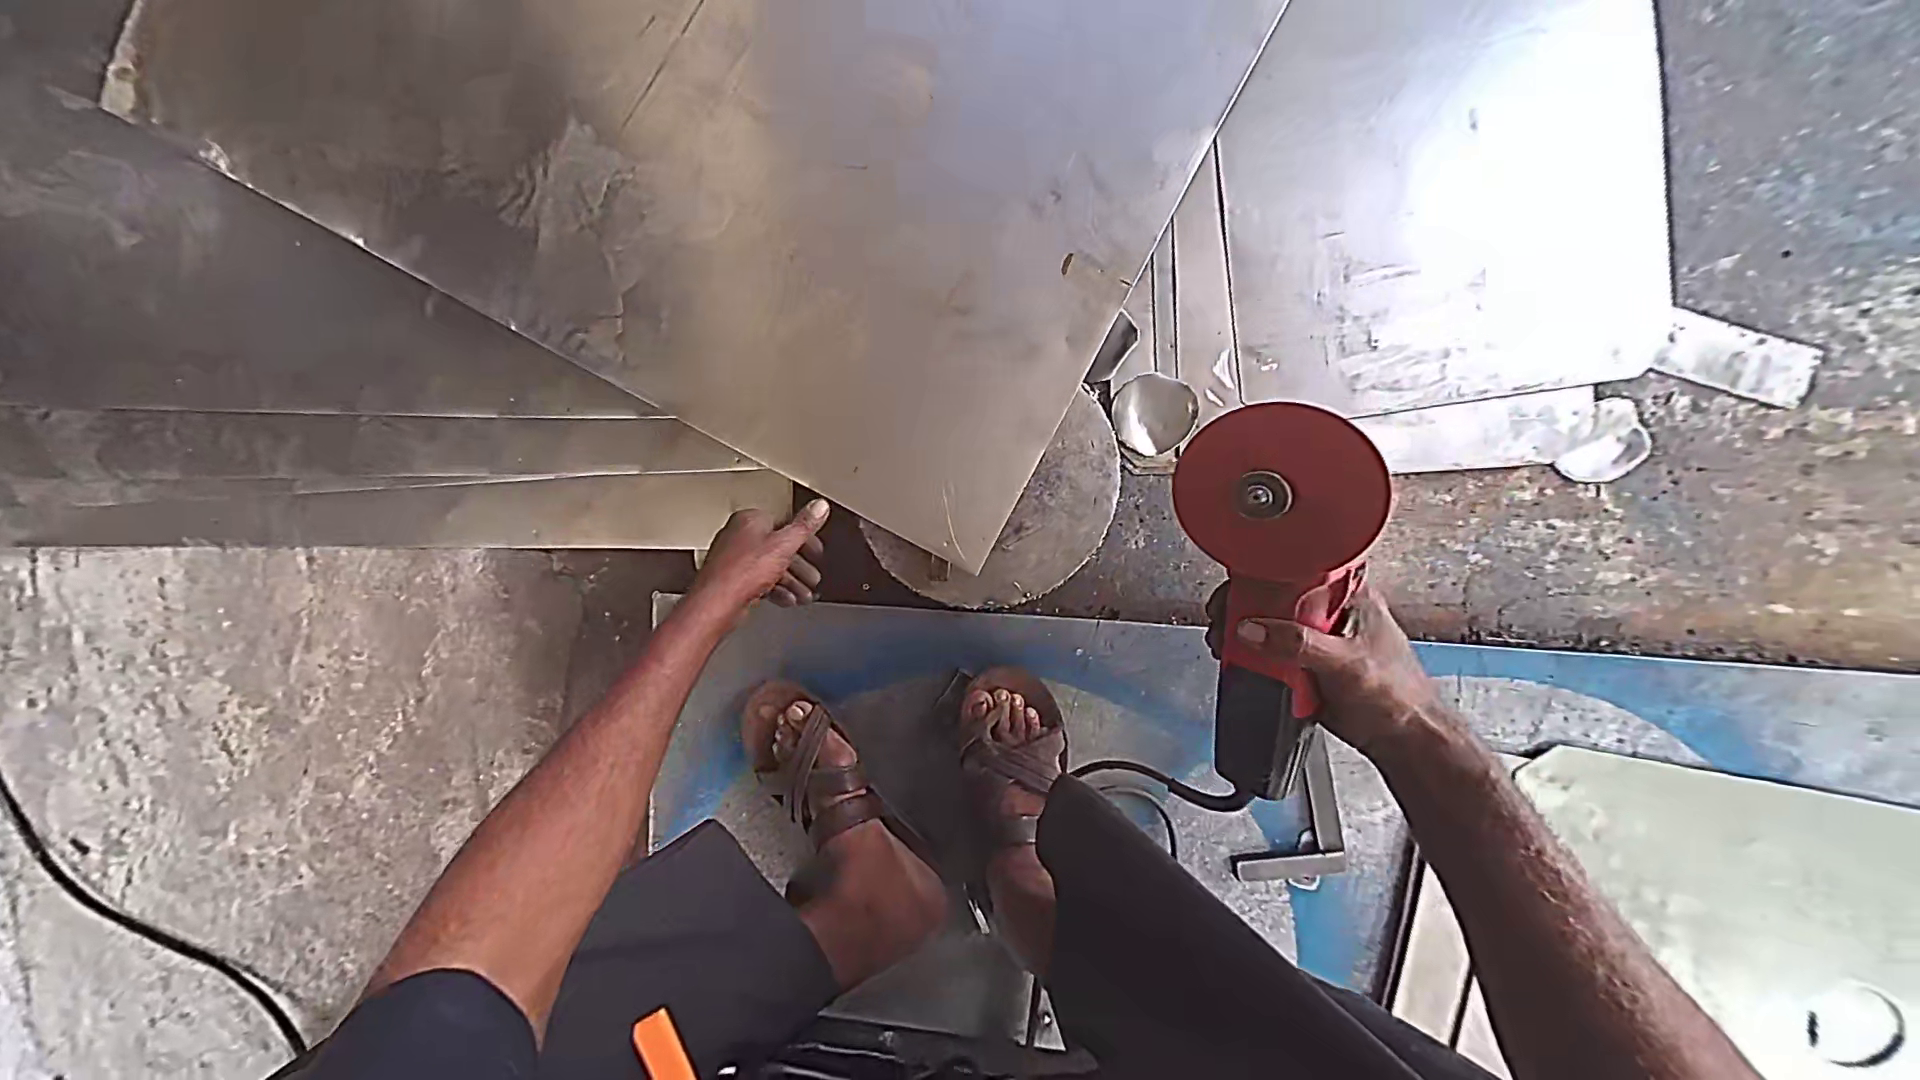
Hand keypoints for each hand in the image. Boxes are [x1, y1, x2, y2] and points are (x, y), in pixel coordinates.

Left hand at [689, 500, 829, 614]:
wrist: (717, 603)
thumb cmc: (741, 572)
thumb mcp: (784, 545)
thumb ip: (804, 526)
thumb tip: (819, 506)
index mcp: (751, 520)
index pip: (786, 523)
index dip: (805, 539)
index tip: (816, 552)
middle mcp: (740, 535)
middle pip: (780, 547)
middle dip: (800, 566)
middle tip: (812, 577)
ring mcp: (735, 558)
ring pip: (772, 567)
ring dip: (792, 582)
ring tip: (804, 593)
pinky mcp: (734, 579)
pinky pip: (761, 581)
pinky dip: (777, 590)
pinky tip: (787, 599)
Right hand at [1227, 584, 1457, 757]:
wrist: (1402, 741)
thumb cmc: (1398, 696)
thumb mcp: (1345, 663)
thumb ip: (1297, 644)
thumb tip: (1250, 628)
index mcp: (1347, 596)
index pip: (1298, 568)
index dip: (1262, 571)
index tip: (1237, 584)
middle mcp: (1327, 611)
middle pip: (1272, 594)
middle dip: (1241, 603)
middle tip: (1223, 615)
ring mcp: (1313, 636)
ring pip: (1265, 621)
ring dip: (1239, 629)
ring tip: (1223, 640)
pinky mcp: (1300, 660)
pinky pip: (1265, 648)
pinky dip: (1246, 651)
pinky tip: (1233, 657)